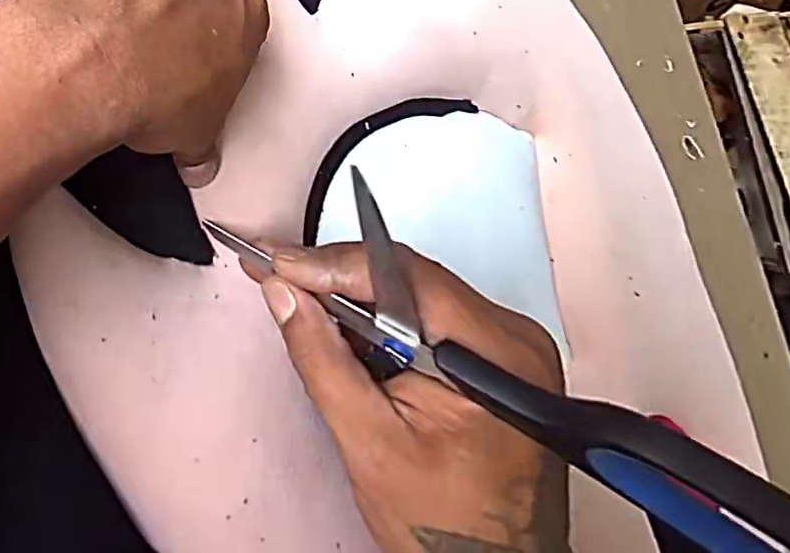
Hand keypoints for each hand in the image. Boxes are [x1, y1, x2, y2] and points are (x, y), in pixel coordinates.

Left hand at [47, 0, 268, 185]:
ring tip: (138, 11)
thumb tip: (196, 160)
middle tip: (165, 44)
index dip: (220, 43)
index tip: (201, 62)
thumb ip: (200, 143)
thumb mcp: (191, 134)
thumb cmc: (148, 87)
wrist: (96, 64)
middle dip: (192, 11)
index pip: (245, 22)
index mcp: (247, 14)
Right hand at [251, 242, 568, 552]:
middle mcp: (510, 339)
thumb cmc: (448, 527)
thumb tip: (283, 292)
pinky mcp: (489, 349)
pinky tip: (343, 324)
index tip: (280, 262)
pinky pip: (419, 305)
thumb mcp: (368, 440)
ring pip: (406, 285)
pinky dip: (373, 310)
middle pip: (403, 274)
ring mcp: (504, 342)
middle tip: (279, 274)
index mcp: (493, 357)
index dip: (331, 264)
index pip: (400, 276)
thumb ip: (320, 356)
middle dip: (333, 276)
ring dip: (349, 292)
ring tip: (302, 298)